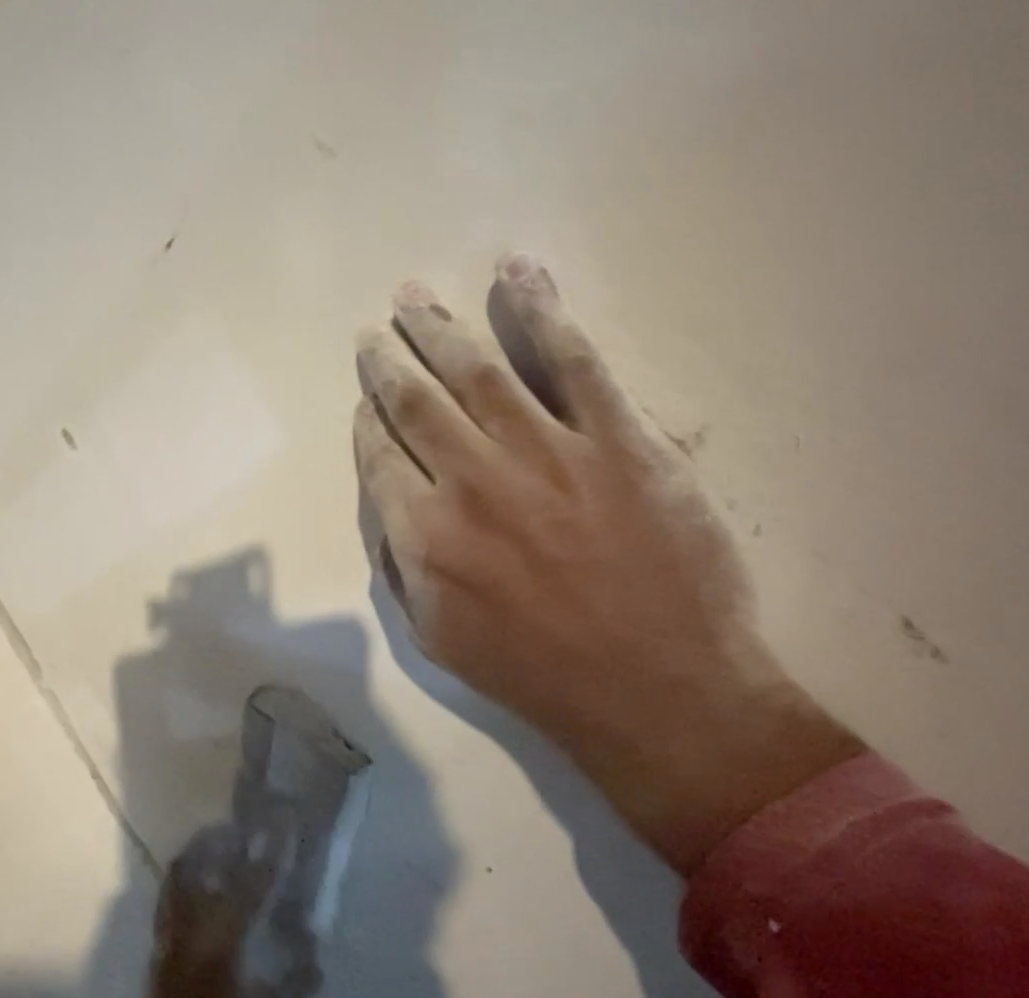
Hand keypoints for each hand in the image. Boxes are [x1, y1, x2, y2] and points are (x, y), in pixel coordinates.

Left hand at [133, 823, 320, 997]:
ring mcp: (163, 943)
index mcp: (218, 942)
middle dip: (216, 842)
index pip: (246, 882)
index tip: (282, 821)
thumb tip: (316, 954)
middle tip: (242, 829)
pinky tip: (206, 896)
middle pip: (192, 867)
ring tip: (221, 849)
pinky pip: (169, 906)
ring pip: (174, 883)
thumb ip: (294, 985)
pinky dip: (186, 888)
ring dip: (197, 860)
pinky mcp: (154, 959)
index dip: (268, 851)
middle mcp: (185, 932)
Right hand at [353, 253, 863, 871]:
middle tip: (377, 331)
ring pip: (480, 370)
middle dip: (388, 360)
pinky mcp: (620, 439)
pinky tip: (516, 273)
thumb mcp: (438, 640)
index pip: (379, 455)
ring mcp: (548, 453)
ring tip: (415, 298)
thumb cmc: (539, 674)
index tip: (368, 401)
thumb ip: (400, 566)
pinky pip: (574, 360)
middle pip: (417, 400)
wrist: (660, 692)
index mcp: (425, 536)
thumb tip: (388, 504)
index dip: (369, 419)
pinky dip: (542, 310)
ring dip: (440, 327)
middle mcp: (472, 481)